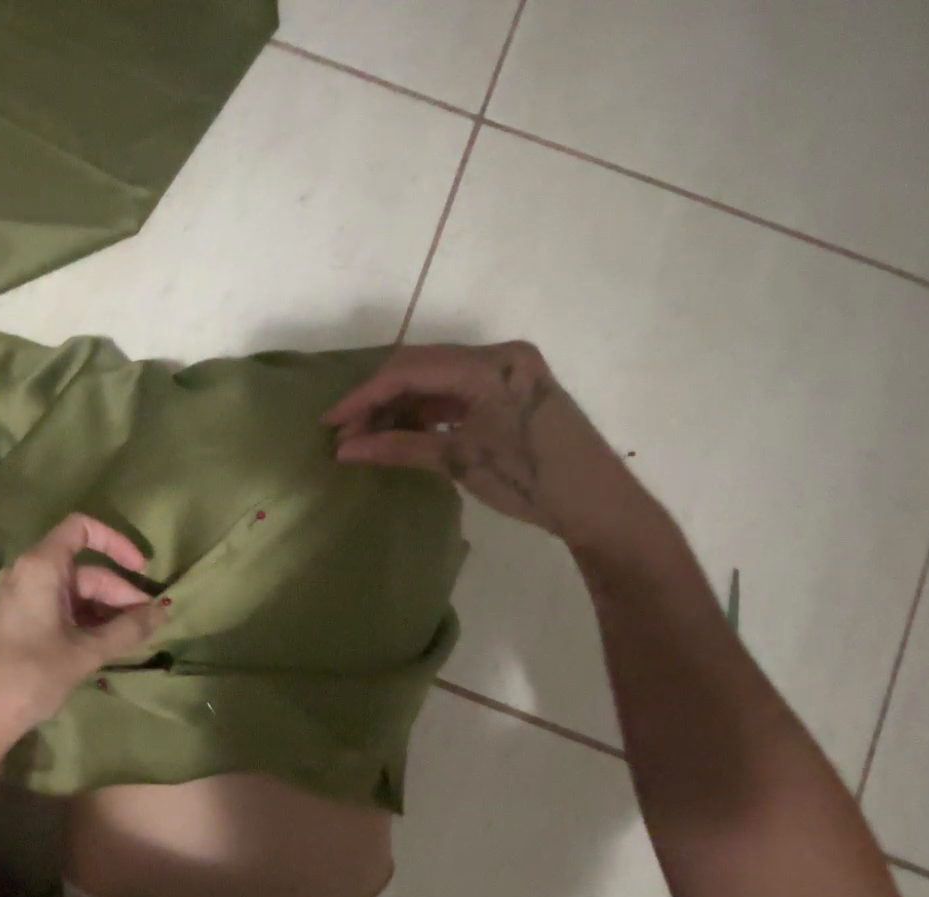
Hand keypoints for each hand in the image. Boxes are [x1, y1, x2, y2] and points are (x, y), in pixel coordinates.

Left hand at [0, 514, 166, 759]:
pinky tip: (106, 645)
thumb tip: (165, 611)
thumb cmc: (30, 676)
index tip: (142, 570)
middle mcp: (27, 573)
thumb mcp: (84, 653)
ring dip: (105, 610)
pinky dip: (85, 620)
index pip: (81, 528)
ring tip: (133, 638)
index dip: (116, 541)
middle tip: (148, 623)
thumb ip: (127, 629)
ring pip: (73, 592)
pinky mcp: (17, 622)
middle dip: (119, 592)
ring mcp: (19, 598)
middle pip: (84, 569)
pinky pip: (58, 608)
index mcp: (39, 567)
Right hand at [324, 342, 654, 550]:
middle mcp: (499, 356)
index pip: (410, 370)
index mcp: (491, 365)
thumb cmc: (532, 480)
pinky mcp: (508, 392)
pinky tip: (399, 434)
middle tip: (344, 433)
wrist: (599, 507)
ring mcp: (506, 372)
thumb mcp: (460, 461)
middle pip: (419, 368)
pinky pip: (453, 392)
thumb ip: (399, 448)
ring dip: (398, 407)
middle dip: (377, 400)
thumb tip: (342, 450)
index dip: (364, 396)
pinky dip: (424, 412)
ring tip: (365, 438)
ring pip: (434, 380)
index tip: (330, 422)